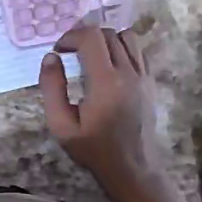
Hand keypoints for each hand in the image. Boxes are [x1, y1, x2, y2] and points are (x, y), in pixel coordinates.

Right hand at [39, 25, 168, 191]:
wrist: (132, 168)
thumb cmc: (93, 149)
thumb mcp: (61, 125)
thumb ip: (52, 89)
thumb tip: (51, 58)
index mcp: (105, 83)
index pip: (91, 38)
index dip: (70, 36)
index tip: (58, 50)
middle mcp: (128, 73)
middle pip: (107, 33)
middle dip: (84, 36)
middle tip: (69, 52)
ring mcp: (143, 76)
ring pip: (126, 37)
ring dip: (105, 40)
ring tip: (91, 56)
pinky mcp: (150, 82)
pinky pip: (138, 51)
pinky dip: (122, 48)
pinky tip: (109, 66)